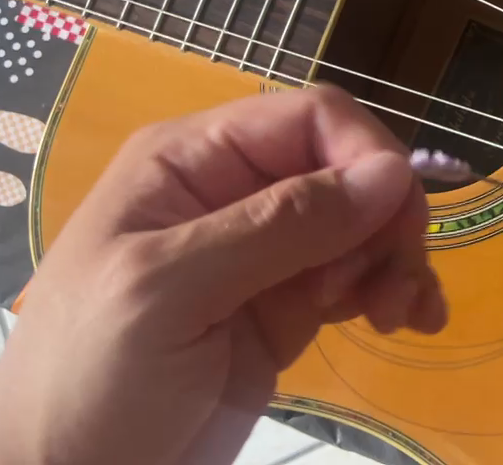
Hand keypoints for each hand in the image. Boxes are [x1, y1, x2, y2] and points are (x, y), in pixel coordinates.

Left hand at [0, 87, 445, 464]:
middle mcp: (241, 187)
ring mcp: (269, 246)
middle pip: (350, 167)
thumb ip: (282, 225)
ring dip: (398, 257)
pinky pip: (364, 271)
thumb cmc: (87, 384)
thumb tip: (396, 171)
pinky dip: (397, 286)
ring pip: (367, 219)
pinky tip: (416, 319)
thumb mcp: (171, 292)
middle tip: (393, 285)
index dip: (366, 153)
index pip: (312, 117)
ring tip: (397, 315)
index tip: (397, 218)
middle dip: (385, 217)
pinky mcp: (293, 299)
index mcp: (198, 156)